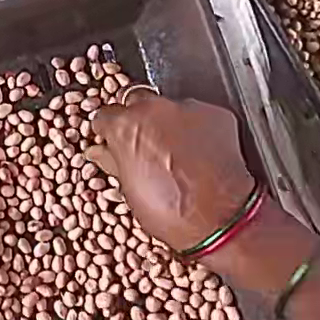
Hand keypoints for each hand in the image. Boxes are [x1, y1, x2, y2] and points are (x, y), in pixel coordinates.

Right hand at [87, 91, 313, 278]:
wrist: (218, 219)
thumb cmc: (170, 210)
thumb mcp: (128, 190)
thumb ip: (112, 161)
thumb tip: (101, 152)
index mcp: (124, 126)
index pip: (105, 115)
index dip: (107, 130)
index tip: (111, 138)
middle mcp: (153, 109)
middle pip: (135, 100)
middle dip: (136, 118)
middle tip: (142, 142)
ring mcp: (187, 109)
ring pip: (169, 107)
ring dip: (167, 122)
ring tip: (174, 151)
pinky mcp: (216, 114)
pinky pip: (198, 116)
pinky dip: (196, 129)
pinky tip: (197, 152)